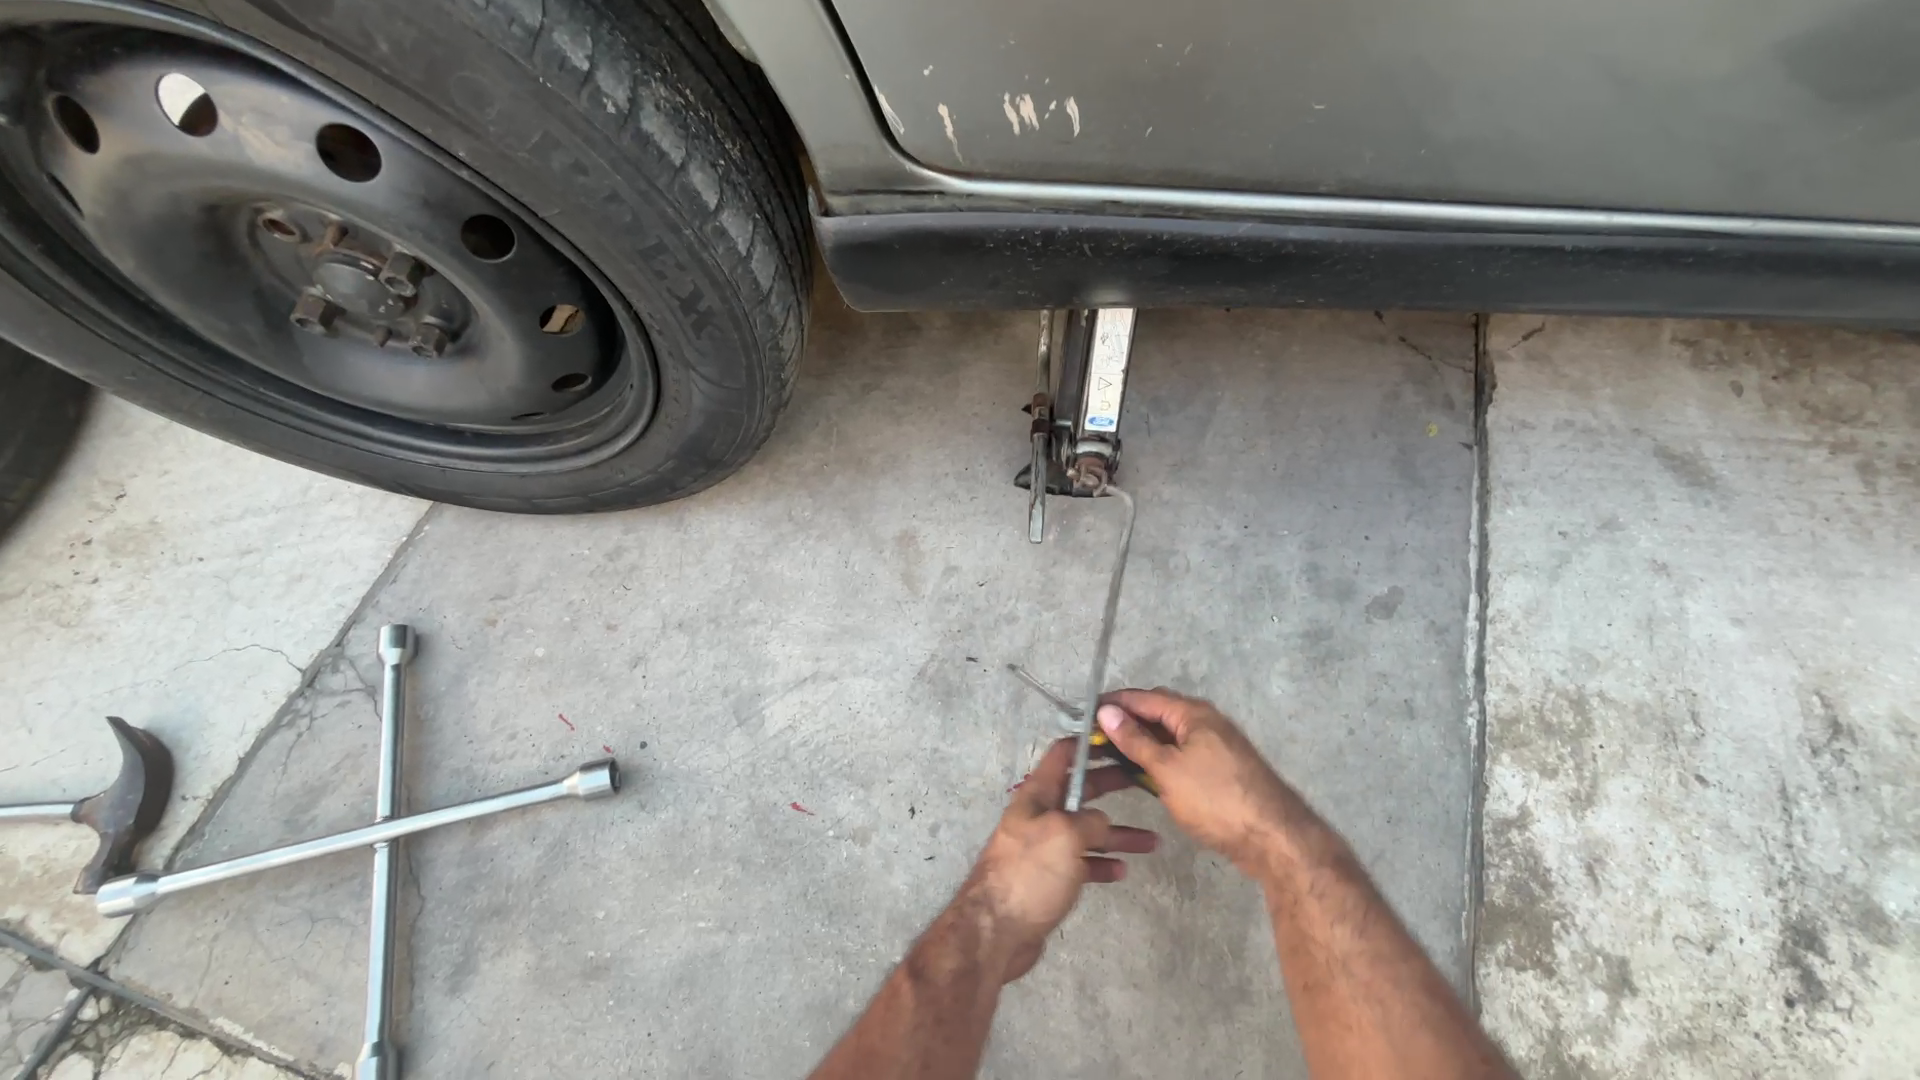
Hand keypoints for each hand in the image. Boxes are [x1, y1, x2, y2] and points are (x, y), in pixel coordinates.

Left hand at [953, 738, 1157, 982]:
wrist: (996, 930)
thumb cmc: (1030, 872)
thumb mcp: (1065, 834)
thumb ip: (1089, 820)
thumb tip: (1101, 821)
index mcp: (1038, 794)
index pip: (1063, 755)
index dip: (1089, 744)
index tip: (1119, 741)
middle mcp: (1040, 816)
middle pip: (1080, 792)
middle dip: (1111, 786)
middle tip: (1145, 784)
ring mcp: (1044, 847)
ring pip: (1086, 832)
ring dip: (1118, 835)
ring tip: (1153, 842)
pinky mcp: (1049, 878)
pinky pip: (1081, 864)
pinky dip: (1101, 864)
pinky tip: (1121, 871)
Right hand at [1096, 688, 1301, 872]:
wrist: (1273, 838)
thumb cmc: (1215, 799)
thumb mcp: (1166, 769)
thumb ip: (1135, 740)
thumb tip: (1107, 712)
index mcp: (1193, 713)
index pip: (1143, 697)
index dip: (1113, 704)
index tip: (1083, 715)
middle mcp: (1205, 721)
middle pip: (1157, 713)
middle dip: (1125, 722)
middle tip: (1093, 737)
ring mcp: (1215, 745)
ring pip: (1169, 735)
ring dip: (1141, 742)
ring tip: (1109, 756)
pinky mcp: (1219, 768)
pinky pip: (1180, 753)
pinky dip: (1158, 758)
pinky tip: (1142, 773)